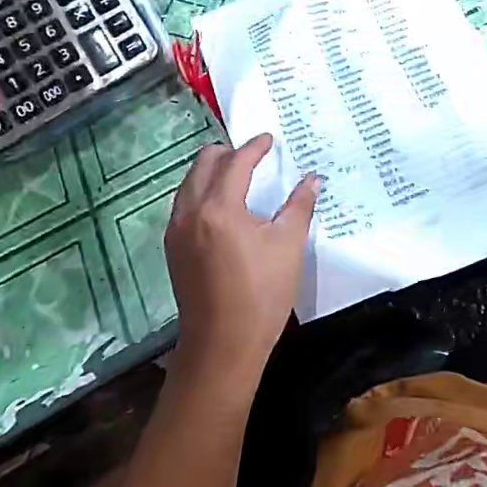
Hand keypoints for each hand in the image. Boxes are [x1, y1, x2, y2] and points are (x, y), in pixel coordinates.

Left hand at [164, 134, 319, 379]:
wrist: (222, 346)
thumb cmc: (261, 295)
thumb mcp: (288, 246)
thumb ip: (299, 206)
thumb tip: (313, 179)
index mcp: (218, 208)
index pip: (236, 162)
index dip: (255, 147)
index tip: (269, 139)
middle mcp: (189, 212)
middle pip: (203, 164)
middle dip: (228, 153)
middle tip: (254, 156)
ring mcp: (176, 231)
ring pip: (189, 183)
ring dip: (212, 172)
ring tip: (240, 178)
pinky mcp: (172, 248)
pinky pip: (184, 204)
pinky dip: (202, 193)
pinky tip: (224, 209)